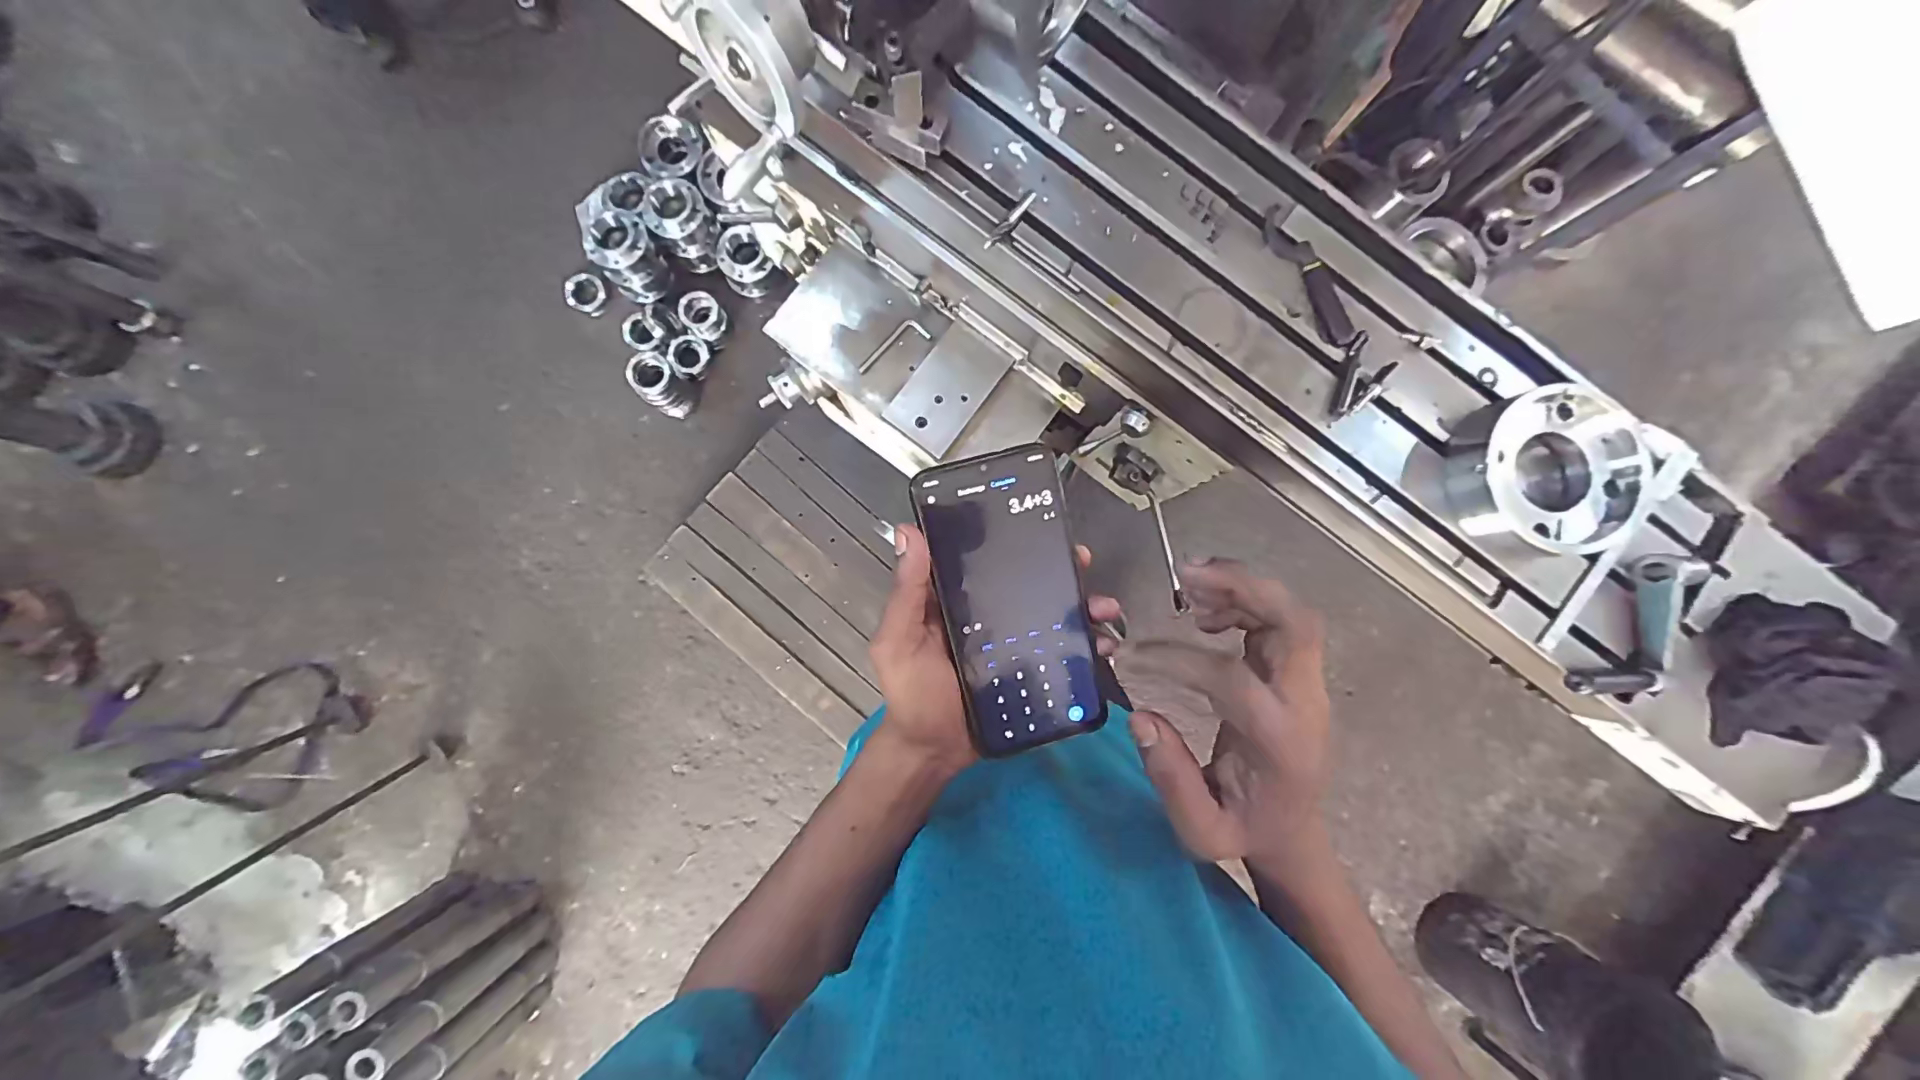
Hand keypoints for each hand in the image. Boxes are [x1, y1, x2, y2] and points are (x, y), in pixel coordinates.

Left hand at [870, 525, 1121, 775]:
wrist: (934, 750)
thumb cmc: (911, 692)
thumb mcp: (898, 639)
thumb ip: (906, 591)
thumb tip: (909, 533)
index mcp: (957, 602)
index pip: (988, 562)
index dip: (1013, 542)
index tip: (1040, 526)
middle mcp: (989, 617)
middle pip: (1031, 586)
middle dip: (1062, 571)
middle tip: (1083, 562)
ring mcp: (1013, 645)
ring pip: (1054, 616)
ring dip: (1083, 607)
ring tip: (1103, 610)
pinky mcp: (1031, 671)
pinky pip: (1062, 653)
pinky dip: (1087, 646)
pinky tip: (1104, 645)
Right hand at [1120, 558, 1330, 864]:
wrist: (1293, 832)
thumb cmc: (1246, 829)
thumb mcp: (1202, 830)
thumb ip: (1171, 780)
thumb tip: (1141, 717)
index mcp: (1281, 740)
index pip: (1232, 678)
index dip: (1177, 659)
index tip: (1133, 657)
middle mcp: (1303, 702)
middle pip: (1295, 624)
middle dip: (1244, 588)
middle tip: (1186, 575)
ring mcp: (1304, 683)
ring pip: (1290, 613)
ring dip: (1241, 588)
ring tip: (1187, 584)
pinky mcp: (1292, 673)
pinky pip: (1278, 621)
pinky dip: (1243, 601)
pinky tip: (1204, 610)